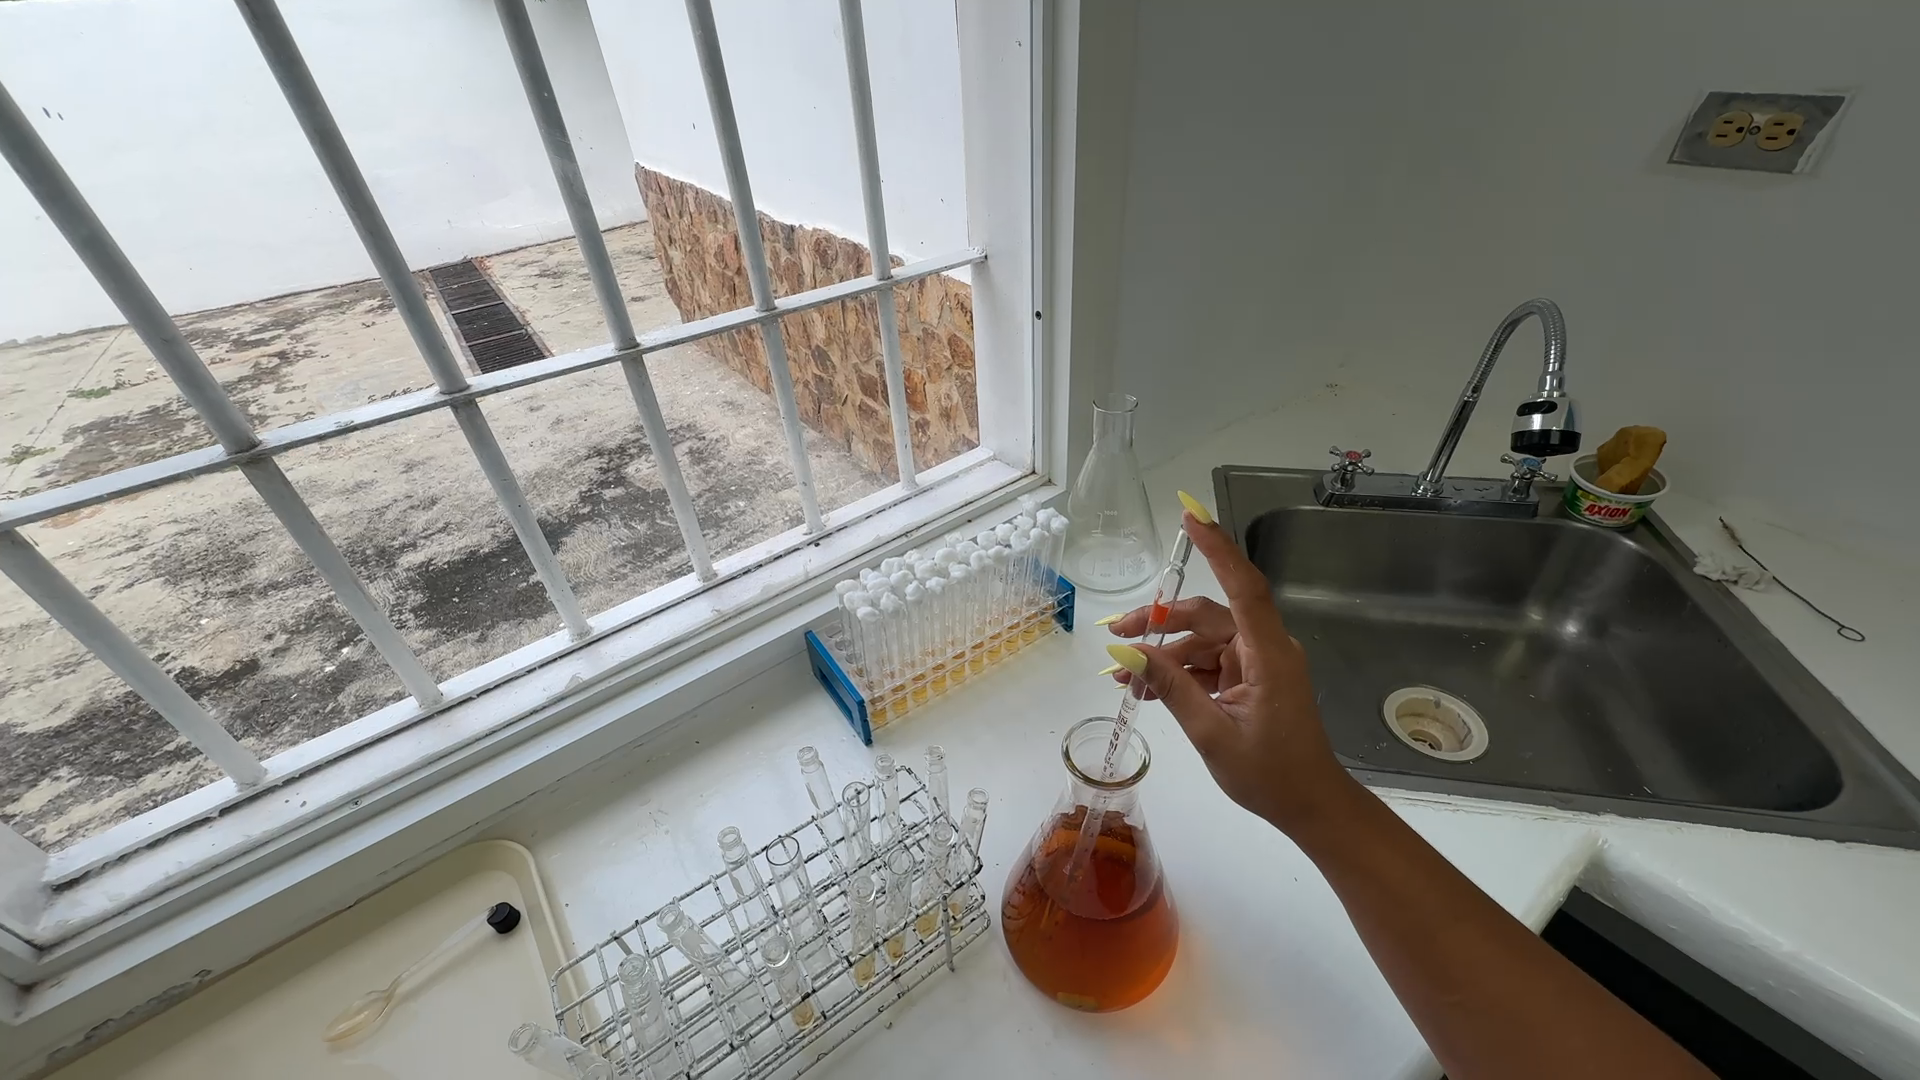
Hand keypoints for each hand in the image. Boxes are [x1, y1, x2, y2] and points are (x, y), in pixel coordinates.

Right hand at [1104, 504, 1356, 832]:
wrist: (1312, 808)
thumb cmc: (1270, 774)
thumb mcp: (1211, 732)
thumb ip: (1170, 687)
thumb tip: (1126, 653)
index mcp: (1267, 654)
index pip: (1243, 586)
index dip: (1217, 548)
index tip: (1190, 516)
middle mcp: (1265, 648)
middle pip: (1207, 616)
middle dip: (1159, 624)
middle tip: (1115, 636)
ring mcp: (1258, 662)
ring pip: (1202, 640)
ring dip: (1164, 655)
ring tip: (1124, 680)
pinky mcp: (1251, 678)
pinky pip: (1208, 662)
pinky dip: (1179, 672)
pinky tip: (1146, 688)